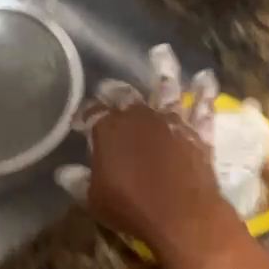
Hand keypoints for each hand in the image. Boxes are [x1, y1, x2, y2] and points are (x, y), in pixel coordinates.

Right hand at [56, 45, 232, 249]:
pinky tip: (205, 77)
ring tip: (161, 52)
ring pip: (168, 88)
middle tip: (109, 86)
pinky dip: (204, 91)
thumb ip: (80, 182)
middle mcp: (141, 117)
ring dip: (164, 69)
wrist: (182, 215)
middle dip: (115, 89)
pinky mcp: (198, 133)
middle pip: (126, 95)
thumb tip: (64, 172)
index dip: (84, 114)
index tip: (78, 120)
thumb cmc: (130, 207)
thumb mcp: (94, 198)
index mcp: (109, 130)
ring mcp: (172, 122)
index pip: (92, 113)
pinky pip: (202, 107)